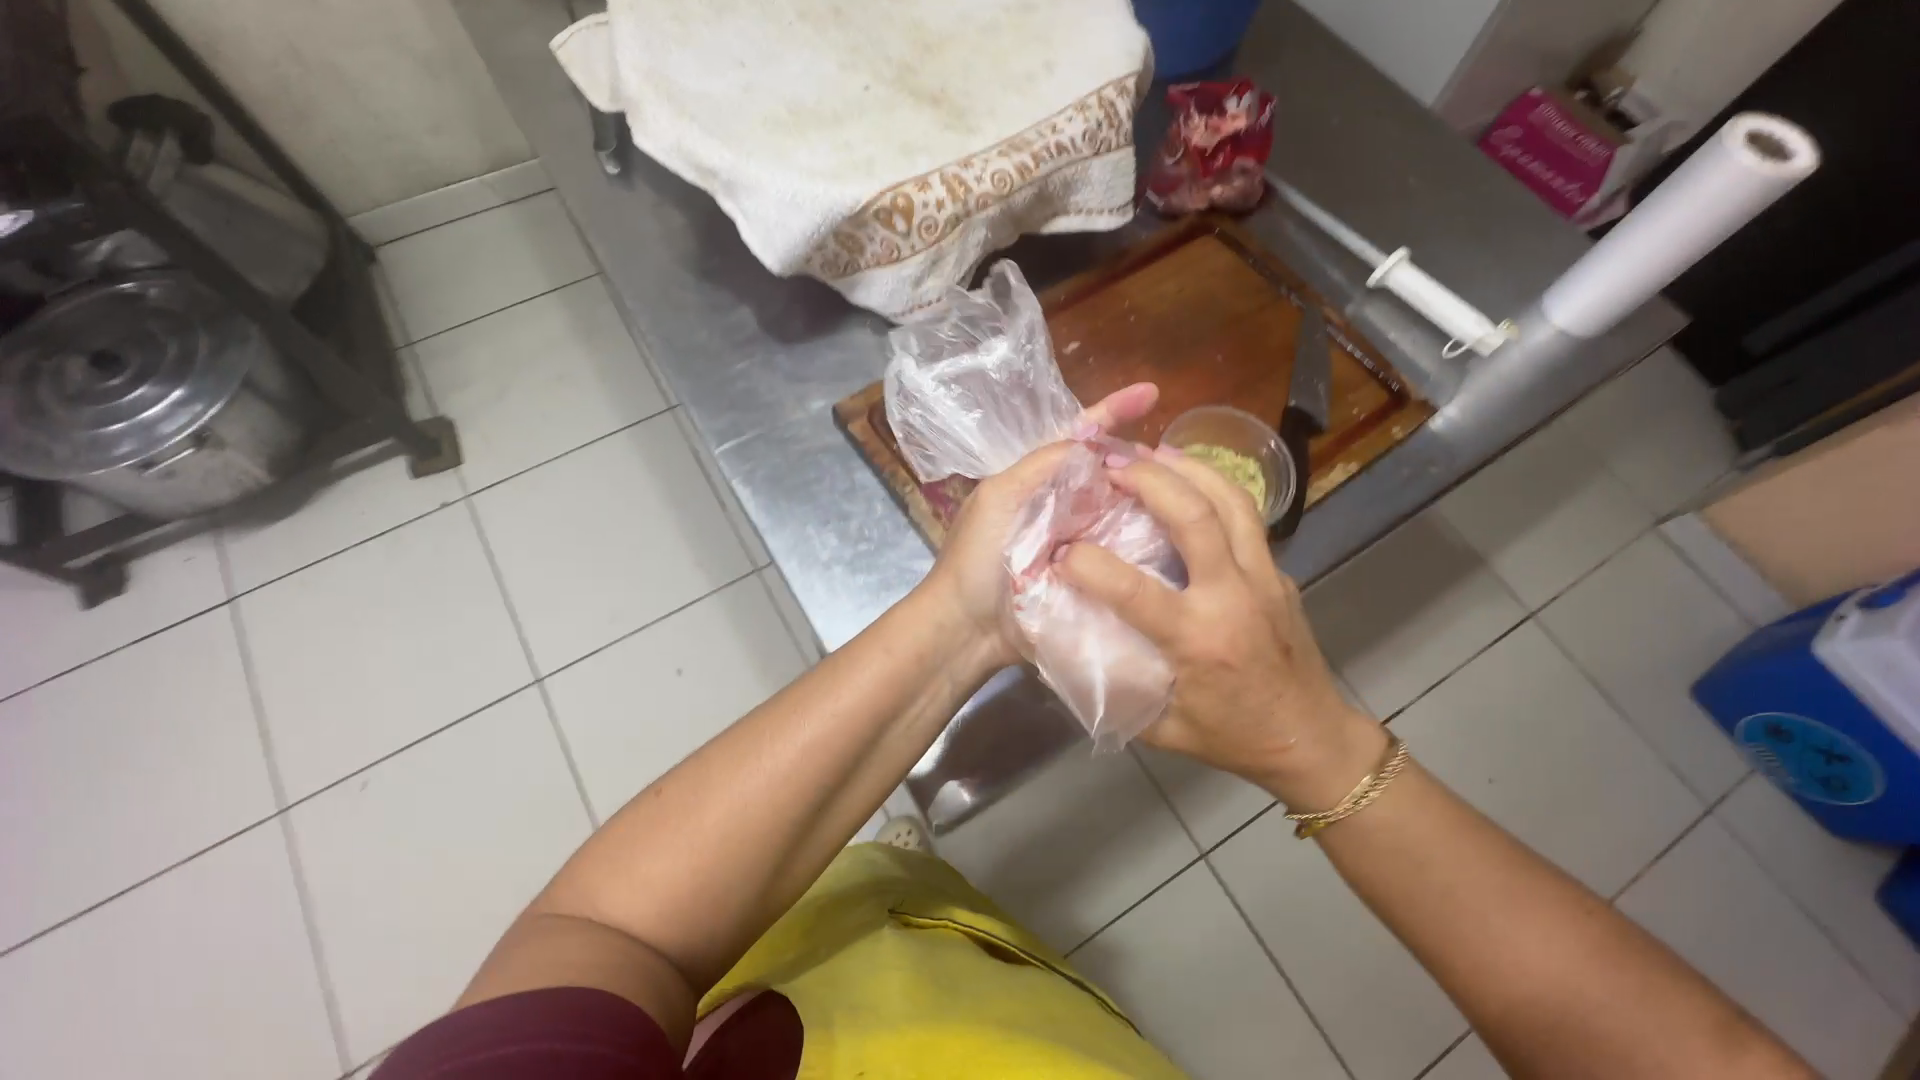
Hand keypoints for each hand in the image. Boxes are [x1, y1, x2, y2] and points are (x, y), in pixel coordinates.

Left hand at [920, 383, 1158, 669]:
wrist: (967, 630)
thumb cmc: (974, 559)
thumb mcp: (1000, 497)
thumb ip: (1042, 464)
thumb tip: (1093, 440)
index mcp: (1039, 481)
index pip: (1080, 438)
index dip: (1113, 412)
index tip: (1151, 392)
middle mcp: (1065, 507)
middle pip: (1112, 474)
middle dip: (1144, 462)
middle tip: (1181, 462)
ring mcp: (1082, 544)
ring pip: (1126, 512)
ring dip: (1154, 501)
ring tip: (1191, 493)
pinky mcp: (1092, 579)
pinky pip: (1127, 556)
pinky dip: (1149, 545)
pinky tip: (1181, 538)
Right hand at [1057, 451, 1385, 810]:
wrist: (1312, 738)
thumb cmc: (1231, 737)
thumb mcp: (1160, 729)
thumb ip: (1110, 689)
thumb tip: (1060, 654)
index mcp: (1198, 640)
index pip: (1133, 590)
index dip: (1088, 565)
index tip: (1060, 553)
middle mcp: (1233, 597)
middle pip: (1194, 516)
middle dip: (1148, 480)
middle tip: (1110, 464)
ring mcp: (1264, 578)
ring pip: (1231, 501)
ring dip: (1188, 467)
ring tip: (1151, 450)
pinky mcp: (1278, 573)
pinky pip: (1247, 517)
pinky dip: (1214, 488)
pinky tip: (1189, 482)